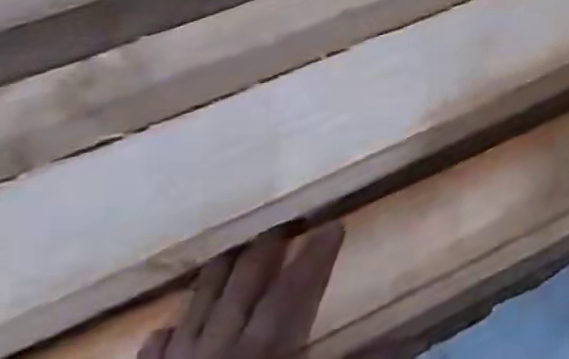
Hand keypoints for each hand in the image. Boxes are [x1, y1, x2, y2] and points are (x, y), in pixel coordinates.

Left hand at [139, 224, 344, 358]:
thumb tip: (416, 342)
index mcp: (262, 347)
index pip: (293, 288)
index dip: (316, 255)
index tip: (335, 224)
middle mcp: (218, 347)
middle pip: (241, 286)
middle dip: (264, 250)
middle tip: (285, 224)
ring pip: (195, 307)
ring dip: (214, 277)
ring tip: (231, 252)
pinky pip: (152, 355)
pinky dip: (163, 336)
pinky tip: (165, 328)